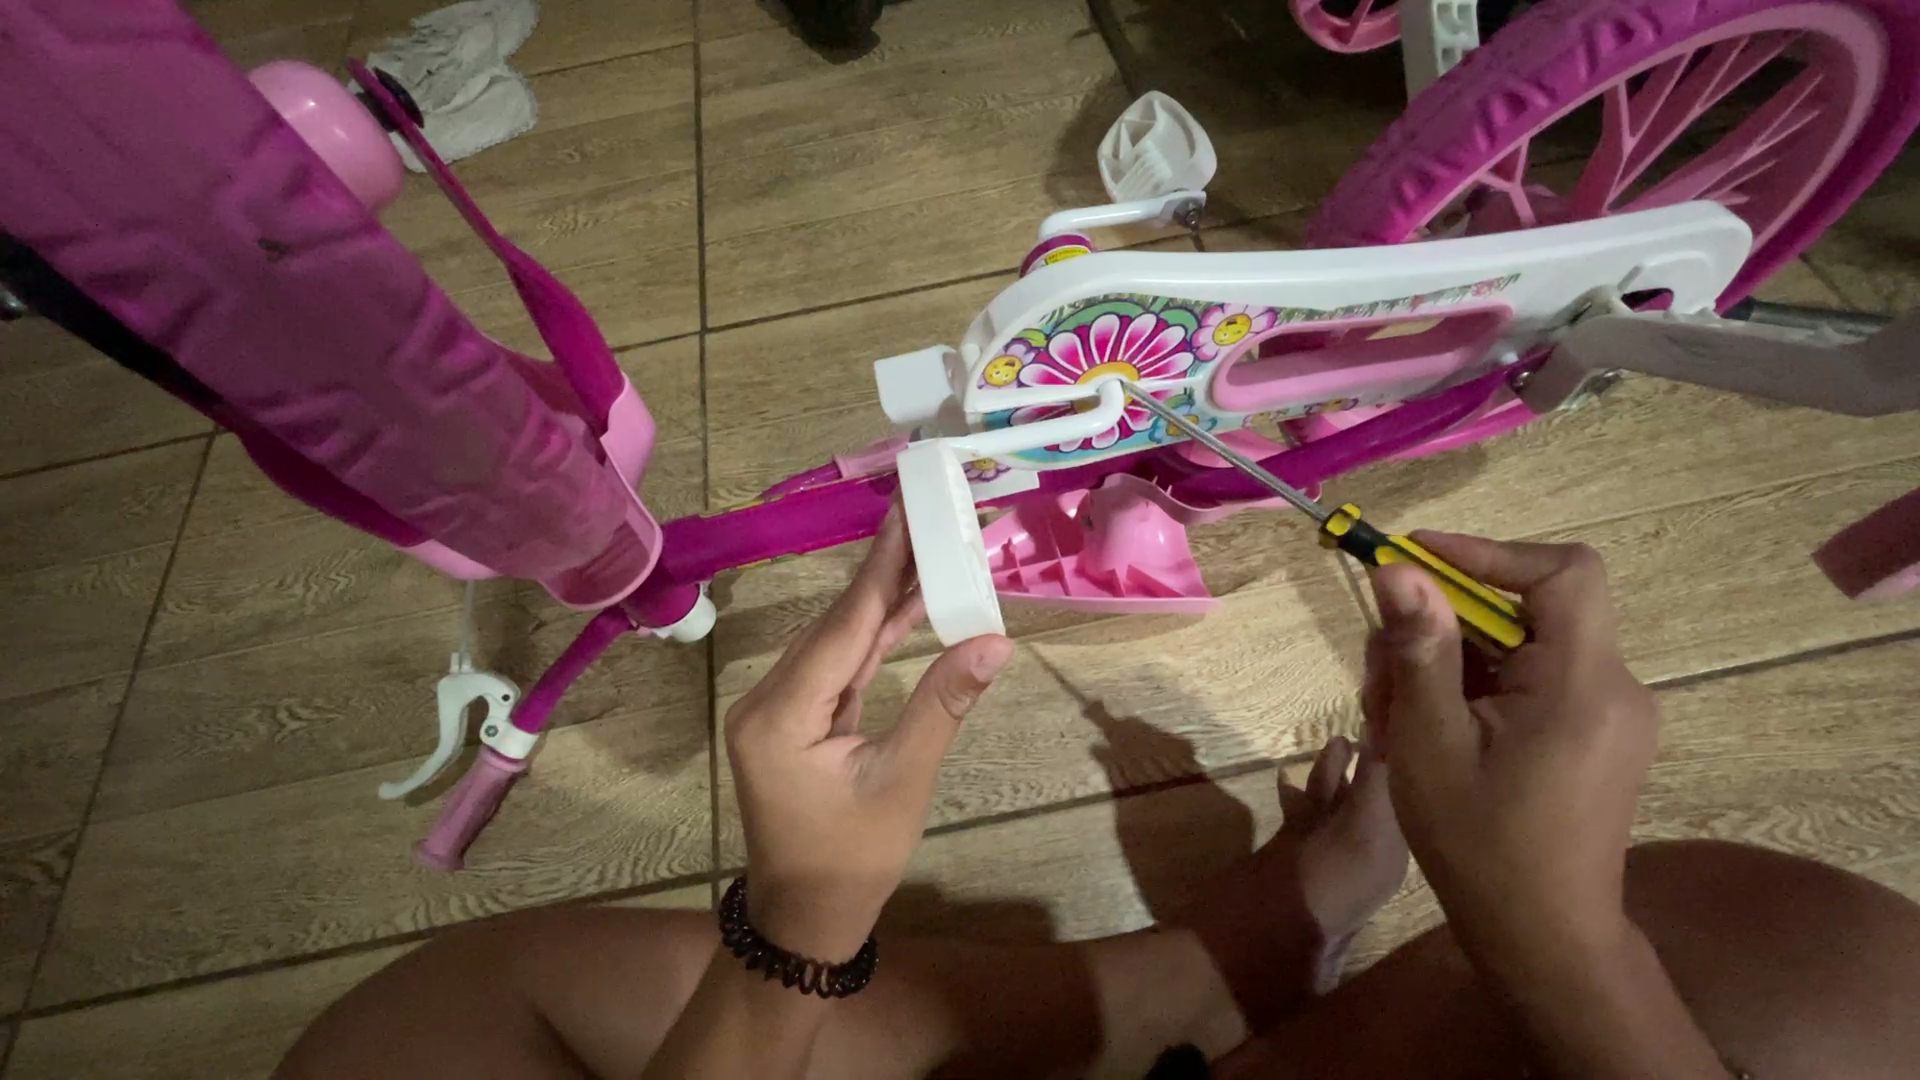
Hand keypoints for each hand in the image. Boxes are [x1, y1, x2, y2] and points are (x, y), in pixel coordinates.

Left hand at [724, 504, 1013, 959]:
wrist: (806, 917)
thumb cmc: (852, 859)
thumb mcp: (901, 781)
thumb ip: (942, 704)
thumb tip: (994, 642)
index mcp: (781, 712)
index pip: (842, 625)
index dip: (880, 567)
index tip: (904, 512)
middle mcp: (769, 696)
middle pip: (837, 621)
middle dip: (883, 568)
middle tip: (921, 513)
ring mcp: (780, 704)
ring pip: (839, 637)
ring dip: (882, 596)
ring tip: (923, 545)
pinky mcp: (798, 713)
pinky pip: (841, 662)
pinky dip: (875, 633)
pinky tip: (907, 602)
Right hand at [1363, 534, 1658, 971]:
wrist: (1538, 933)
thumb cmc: (1479, 841)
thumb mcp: (1430, 740)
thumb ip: (1418, 650)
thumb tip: (1395, 571)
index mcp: (1584, 686)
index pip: (1562, 574)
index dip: (1486, 552)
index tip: (1412, 557)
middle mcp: (1610, 687)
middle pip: (1520, 610)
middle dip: (1436, 625)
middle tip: (1376, 669)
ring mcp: (1600, 711)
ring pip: (1509, 646)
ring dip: (1438, 661)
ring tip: (1387, 712)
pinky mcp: (1584, 730)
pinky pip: (1518, 678)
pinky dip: (1461, 687)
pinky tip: (1417, 725)